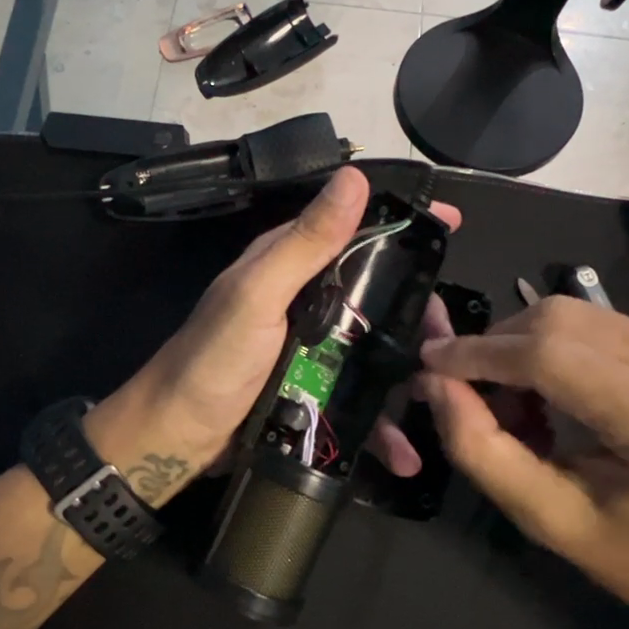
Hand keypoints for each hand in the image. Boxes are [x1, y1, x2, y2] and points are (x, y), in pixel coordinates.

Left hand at [87, 167, 460, 504]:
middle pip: (374, 294)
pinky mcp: (309, 394)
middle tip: (447, 336)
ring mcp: (307, 352)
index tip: (452, 227)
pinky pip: (355, 400)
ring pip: (372, 349)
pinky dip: (379, 423)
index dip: (402, 225)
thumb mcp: (256, 295)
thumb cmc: (212, 360)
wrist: (176, 437)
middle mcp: (302, 304)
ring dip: (407, 370)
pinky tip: (403, 450)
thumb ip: (303, 244)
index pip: (353, 230)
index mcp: (287, 267)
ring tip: (439, 392)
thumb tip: (355, 178)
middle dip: (416, 311)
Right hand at [418, 297, 628, 628]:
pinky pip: (606, 327)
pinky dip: (559, 350)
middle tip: (470, 393)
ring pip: (583, 315)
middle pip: (568, 321)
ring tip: (514, 401)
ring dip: (526, 346)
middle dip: (500, 346)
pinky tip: (552, 392)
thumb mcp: (546, 520)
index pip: (556, 358)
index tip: (430, 361)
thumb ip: (482, 451)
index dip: (483, 353)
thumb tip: (434, 382)